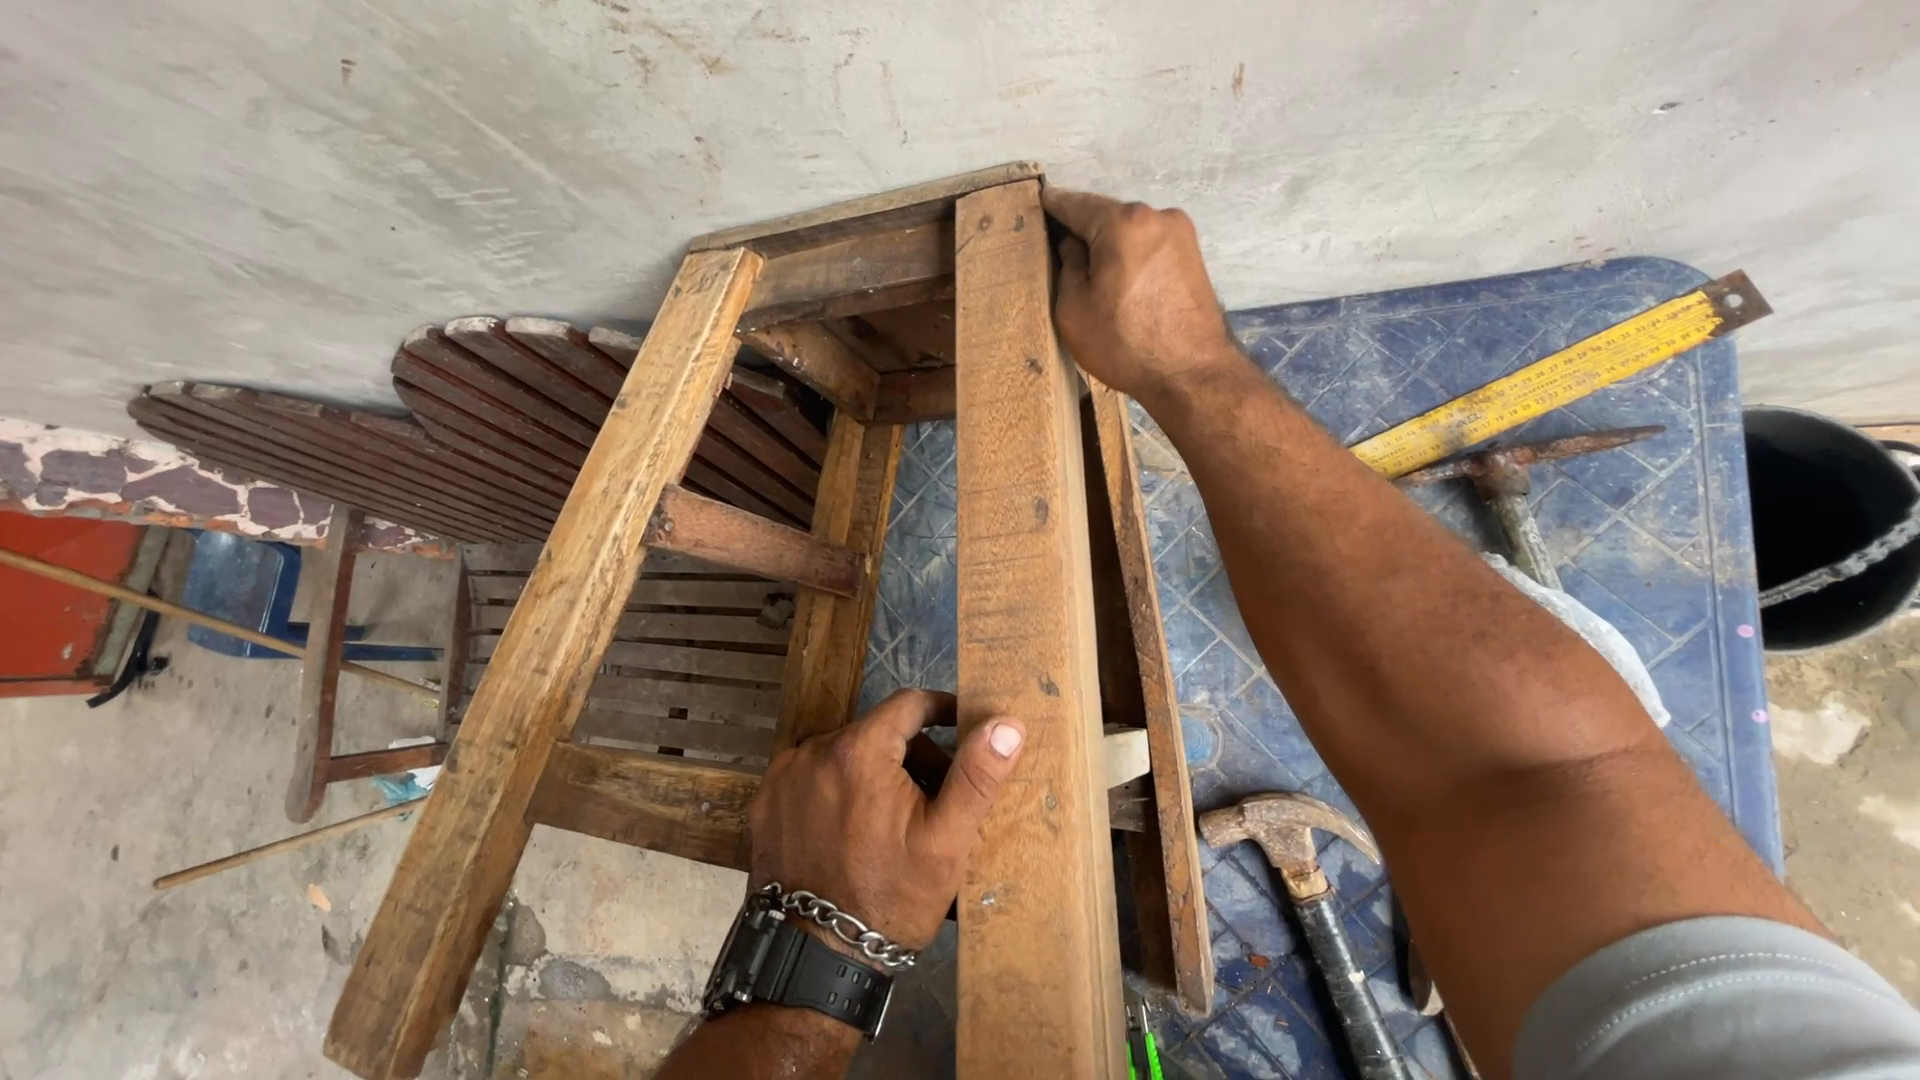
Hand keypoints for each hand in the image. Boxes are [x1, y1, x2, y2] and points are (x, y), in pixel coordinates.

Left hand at [746, 689, 1026, 951]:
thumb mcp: (946, 839)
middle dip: (913, 754)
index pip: (909, 703)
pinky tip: (853, 829)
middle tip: (937, 796)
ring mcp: (782, 776)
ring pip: (844, 752)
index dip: (942, 710)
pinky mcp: (765, 803)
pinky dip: (838, 789)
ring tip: (896, 820)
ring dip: (874, 771)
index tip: (963, 727)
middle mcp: (812, 749)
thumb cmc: (891, 896)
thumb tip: (1007, 723)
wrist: (816, 959)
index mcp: (857, 749)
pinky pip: (813, 776)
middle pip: (877, 731)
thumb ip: (976, 775)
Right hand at [1044, 188, 1241, 404]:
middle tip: (1062, 254)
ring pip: (1131, 233)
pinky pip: (1150, 248)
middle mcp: (1156, 216)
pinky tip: (1121, 284)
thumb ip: (1067, 267)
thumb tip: (1073, 246)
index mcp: (1123, 223)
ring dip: (1111, 248)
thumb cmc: (1125, 344)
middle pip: (1107, 217)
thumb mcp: (1074, 310)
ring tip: (1094, 277)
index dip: (1054, 205)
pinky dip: (1132, 259)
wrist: (1190, 374)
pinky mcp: (1193, 256)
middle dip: (1085, 232)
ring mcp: (1180, 235)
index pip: (1077, 204)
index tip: (1040, 201)